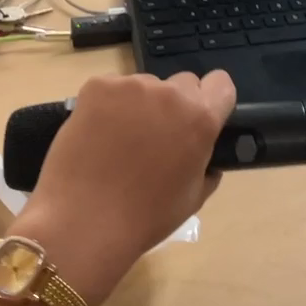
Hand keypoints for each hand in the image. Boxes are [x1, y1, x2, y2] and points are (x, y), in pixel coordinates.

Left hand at [11, 71, 235, 304]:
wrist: (84, 222)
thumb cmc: (145, 217)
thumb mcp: (193, 198)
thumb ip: (207, 166)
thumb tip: (202, 154)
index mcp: (200, 118)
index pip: (221, 83)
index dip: (211, 99)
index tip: (198, 117)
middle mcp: (170, 93)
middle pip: (181, 84)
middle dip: (173, 105)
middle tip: (154, 138)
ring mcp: (132, 85)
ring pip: (144, 87)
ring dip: (138, 106)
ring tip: (118, 142)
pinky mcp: (97, 86)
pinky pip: (111, 89)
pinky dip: (107, 106)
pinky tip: (97, 134)